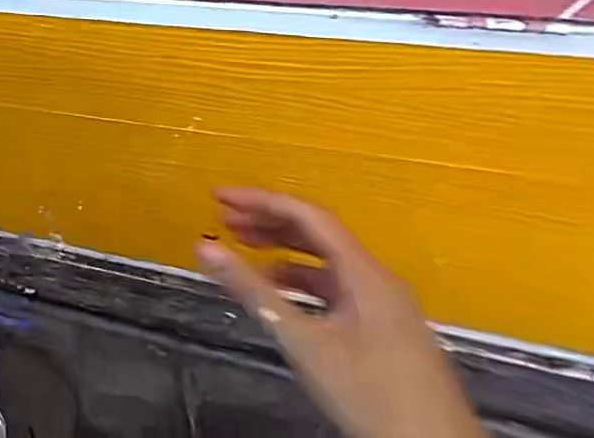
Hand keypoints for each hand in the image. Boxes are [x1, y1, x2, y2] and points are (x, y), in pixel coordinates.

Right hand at [196, 188, 481, 437]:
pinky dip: (301, 278)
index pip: (306, 215)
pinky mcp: (387, 329)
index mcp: (365, 273)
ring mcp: (386, 305)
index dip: (260, 200)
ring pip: (326, 260)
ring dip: (283, 249)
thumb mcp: (303, 341)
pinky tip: (279, 292)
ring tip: (243, 248)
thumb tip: (206, 249)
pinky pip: (336, 285)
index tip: (221, 197)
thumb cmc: (372, 397)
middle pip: (316, 232)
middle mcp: (378, 279)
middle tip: (226, 219)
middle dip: (267, 221)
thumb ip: (253, 290)